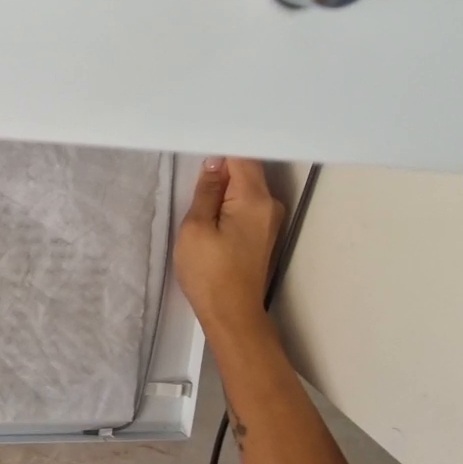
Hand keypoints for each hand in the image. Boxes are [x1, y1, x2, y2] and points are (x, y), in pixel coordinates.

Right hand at [174, 158, 286, 341]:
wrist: (231, 313)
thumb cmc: (209, 271)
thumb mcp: (195, 227)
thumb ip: (206, 191)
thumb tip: (214, 164)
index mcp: (255, 200)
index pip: (243, 157)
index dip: (220, 151)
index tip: (198, 150)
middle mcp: (270, 205)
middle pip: (247, 171)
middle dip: (220, 169)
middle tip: (192, 174)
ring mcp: (269, 220)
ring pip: (246, 188)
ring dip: (223, 187)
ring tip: (198, 194)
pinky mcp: (263, 233)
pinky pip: (246, 205)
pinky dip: (228, 202)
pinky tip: (210, 212)